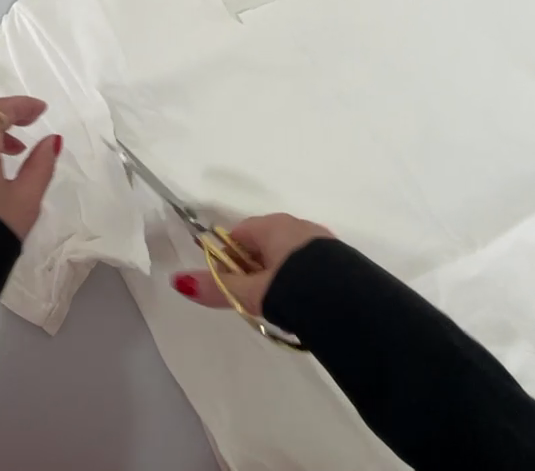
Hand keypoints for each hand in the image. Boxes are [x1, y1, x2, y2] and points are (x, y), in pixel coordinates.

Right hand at [171, 213, 333, 316]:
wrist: (358, 309)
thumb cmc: (296, 289)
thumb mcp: (252, 292)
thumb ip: (217, 287)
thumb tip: (176, 280)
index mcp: (272, 224)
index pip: (236, 235)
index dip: (228, 260)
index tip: (231, 286)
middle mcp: (297, 226)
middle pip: (263, 247)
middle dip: (255, 271)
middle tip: (255, 301)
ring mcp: (324, 243)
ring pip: (289, 259)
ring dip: (280, 279)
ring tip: (282, 310)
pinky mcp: (345, 263)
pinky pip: (312, 270)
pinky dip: (304, 285)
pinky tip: (308, 308)